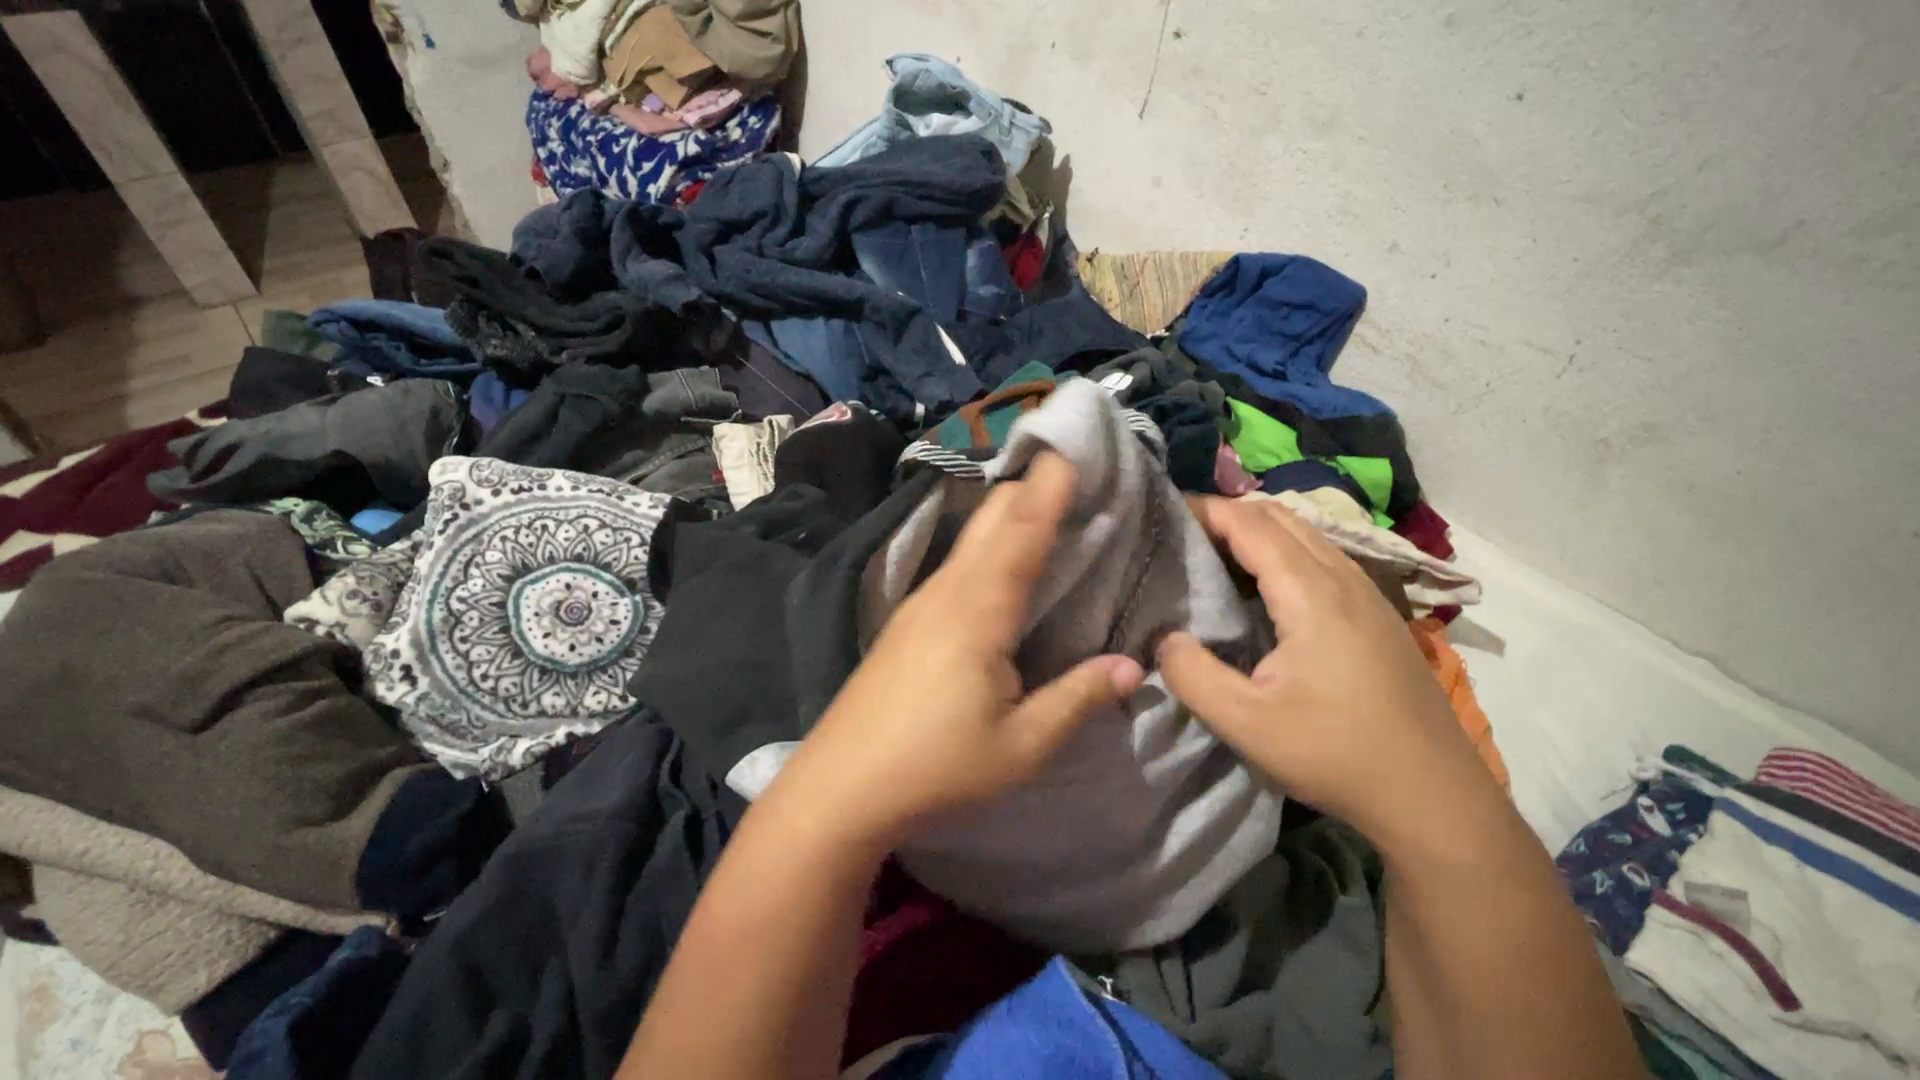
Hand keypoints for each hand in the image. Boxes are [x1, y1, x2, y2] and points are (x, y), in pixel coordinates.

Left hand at [769, 451, 1144, 847]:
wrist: (842, 786)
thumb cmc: (937, 766)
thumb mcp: (1022, 745)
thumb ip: (1078, 699)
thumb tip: (1133, 666)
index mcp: (978, 610)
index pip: (1021, 532)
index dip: (1048, 487)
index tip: (1071, 446)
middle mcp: (946, 592)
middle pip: (990, 521)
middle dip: (1030, 488)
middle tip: (1071, 468)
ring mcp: (919, 604)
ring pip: (970, 541)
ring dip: (1008, 516)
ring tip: (1046, 505)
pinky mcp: (907, 623)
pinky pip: (957, 566)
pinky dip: (988, 546)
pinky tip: (1000, 564)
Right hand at [1158, 496, 1498, 851]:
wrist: (1432, 794)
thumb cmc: (1335, 754)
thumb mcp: (1247, 724)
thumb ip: (1193, 675)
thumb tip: (1164, 639)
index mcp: (1312, 594)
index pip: (1251, 525)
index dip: (1205, 510)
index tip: (1162, 514)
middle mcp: (1345, 579)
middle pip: (1282, 517)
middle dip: (1229, 514)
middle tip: (1182, 535)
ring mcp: (1370, 596)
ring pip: (1309, 536)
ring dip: (1261, 532)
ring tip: (1216, 556)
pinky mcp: (1380, 617)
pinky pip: (1326, 559)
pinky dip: (1287, 553)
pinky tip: (1268, 590)